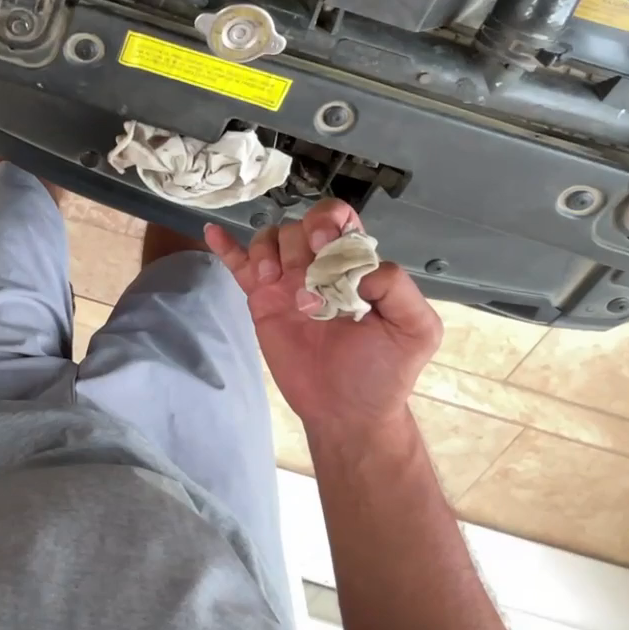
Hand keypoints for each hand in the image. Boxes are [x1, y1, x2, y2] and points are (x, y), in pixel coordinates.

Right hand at [205, 199, 441, 435]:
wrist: (346, 410)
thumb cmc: (384, 371)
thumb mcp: (415, 329)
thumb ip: (397, 287)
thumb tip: (357, 266)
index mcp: (354, 264)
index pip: (338, 218)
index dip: (326, 221)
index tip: (324, 247)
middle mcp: (318, 265)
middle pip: (297, 226)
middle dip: (299, 247)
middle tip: (306, 281)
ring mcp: (286, 280)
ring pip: (268, 239)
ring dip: (267, 254)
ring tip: (274, 284)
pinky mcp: (260, 299)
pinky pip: (238, 265)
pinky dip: (225, 246)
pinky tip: (213, 233)